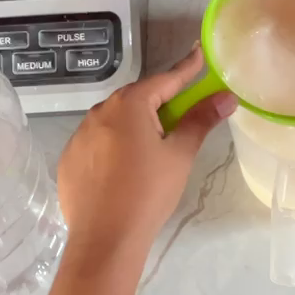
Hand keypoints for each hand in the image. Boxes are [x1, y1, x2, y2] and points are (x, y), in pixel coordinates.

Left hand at [56, 46, 237, 267]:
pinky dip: (114, 145)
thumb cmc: (148, 193)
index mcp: (129, 104)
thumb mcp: (179, 155)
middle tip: (180, 115)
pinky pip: (97, 141)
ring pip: (116, 120)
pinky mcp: (69, 159)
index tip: (198, 52)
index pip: (165, 79)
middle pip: (138, 99)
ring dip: (135, 125)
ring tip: (151, 149)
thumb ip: (201, 120)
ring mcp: (80, 135)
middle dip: (160, 102)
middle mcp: (100, 111)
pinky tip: (124, 169)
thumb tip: (226, 96)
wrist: (104, 242)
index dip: (186, 68)